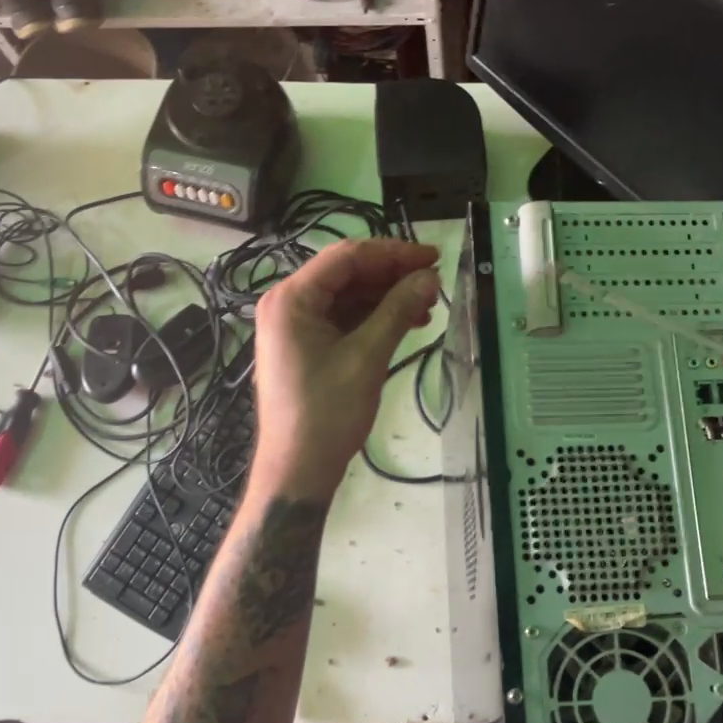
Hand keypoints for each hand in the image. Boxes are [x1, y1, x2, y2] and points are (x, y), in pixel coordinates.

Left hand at [250, 239, 439, 500]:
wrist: (298, 469)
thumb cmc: (327, 413)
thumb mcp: (367, 357)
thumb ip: (397, 310)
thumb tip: (430, 277)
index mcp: (292, 299)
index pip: (347, 257)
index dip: (393, 253)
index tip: (433, 257)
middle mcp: (288, 304)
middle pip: (347, 274)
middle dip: (392, 276)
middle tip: (434, 282)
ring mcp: (296, 327)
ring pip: (348, 297)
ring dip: (387, 298)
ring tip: (427, 307)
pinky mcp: (306, 347)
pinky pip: (344, 320)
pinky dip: (374, 319)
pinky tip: (407, 324)